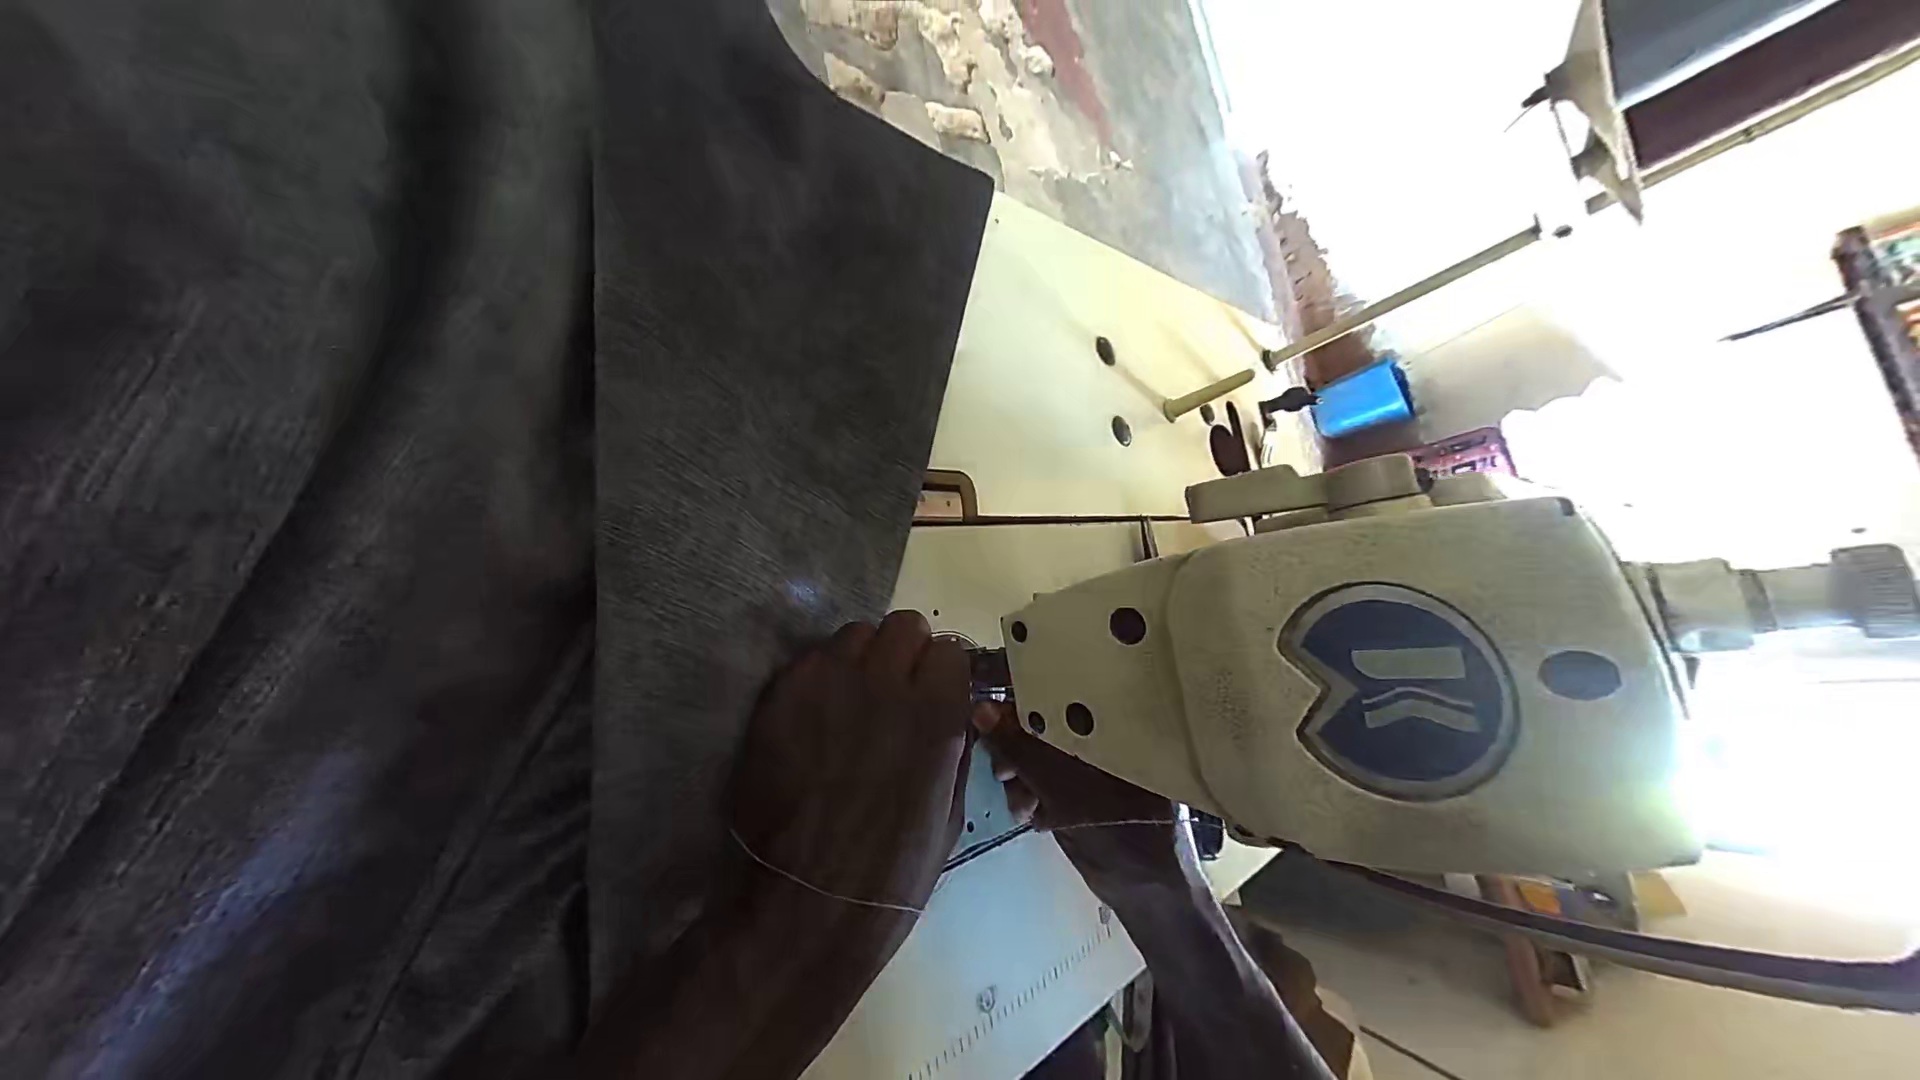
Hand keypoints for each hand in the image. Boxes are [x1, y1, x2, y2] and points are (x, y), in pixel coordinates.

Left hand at [731, 611, 971, 923]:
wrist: (807, 905)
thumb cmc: (894, 871)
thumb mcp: (951, 808)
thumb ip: (954, 745)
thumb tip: (953, 712)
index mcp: (936, 712)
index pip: (949, 649)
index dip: (943, 671)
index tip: (934, 690)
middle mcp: (885, 683)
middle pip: (903, 625)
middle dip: (905, 651)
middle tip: (893, 688)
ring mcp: (828, 684)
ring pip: (854, 635)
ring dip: (861, 659)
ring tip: (851, 699)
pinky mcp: (782, 696)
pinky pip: (810, 661)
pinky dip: (820, 678)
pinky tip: (815, 716)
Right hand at [971, 700, 1188, 898]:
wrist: (1151, 893)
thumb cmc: (1115, 832)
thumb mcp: (1060, 787)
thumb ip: (1019, 747)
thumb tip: (981, 708)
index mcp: (1110, 722)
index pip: (1055, 696)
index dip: (1019, 709)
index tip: (992, 728)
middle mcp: (1105, 734)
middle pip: (1045, 725)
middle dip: (1017, 750)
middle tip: (1004, 775)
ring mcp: (1099, 763)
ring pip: (1045, 753)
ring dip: (1023, 777)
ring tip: (1023, 806)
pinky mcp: (1091, 788)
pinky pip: (1053, 777)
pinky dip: (1037, 792)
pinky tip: (1033, 814)